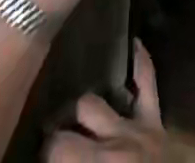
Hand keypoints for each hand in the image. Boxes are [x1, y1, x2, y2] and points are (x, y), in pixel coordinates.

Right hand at [45, 42, 166, 161]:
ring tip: (70, 112)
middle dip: (56, 132)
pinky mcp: (155, 123)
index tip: (39, 158)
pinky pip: (148, 85)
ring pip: (95, 103)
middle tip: (48, 140)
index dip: (44, 154)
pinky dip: (141, 63)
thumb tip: (57, 158)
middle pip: (70, 124)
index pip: (56, 149)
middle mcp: (112, 141)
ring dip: (81, 109)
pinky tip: (134, 43)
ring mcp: (135, 128)